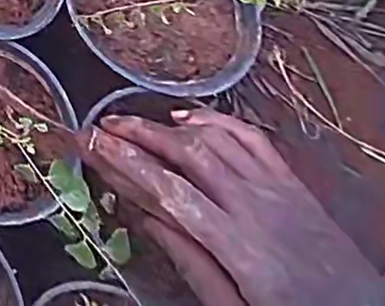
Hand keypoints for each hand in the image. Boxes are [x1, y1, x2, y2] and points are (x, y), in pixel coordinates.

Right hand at [82, 108, 379, 305]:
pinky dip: (214, 118)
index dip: (124, 161)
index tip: (90, 141)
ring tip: (135, 123)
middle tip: (103, 125)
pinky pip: (249, 136)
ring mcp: (278, 189)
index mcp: (241, 247)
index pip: (169, 189)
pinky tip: (189, 118)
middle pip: (186, 151)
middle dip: (138, 132)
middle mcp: (256, 207)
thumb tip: (148, 216)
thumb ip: (194, 265)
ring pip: (212, 136)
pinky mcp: (294, 183)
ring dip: (167, 123)